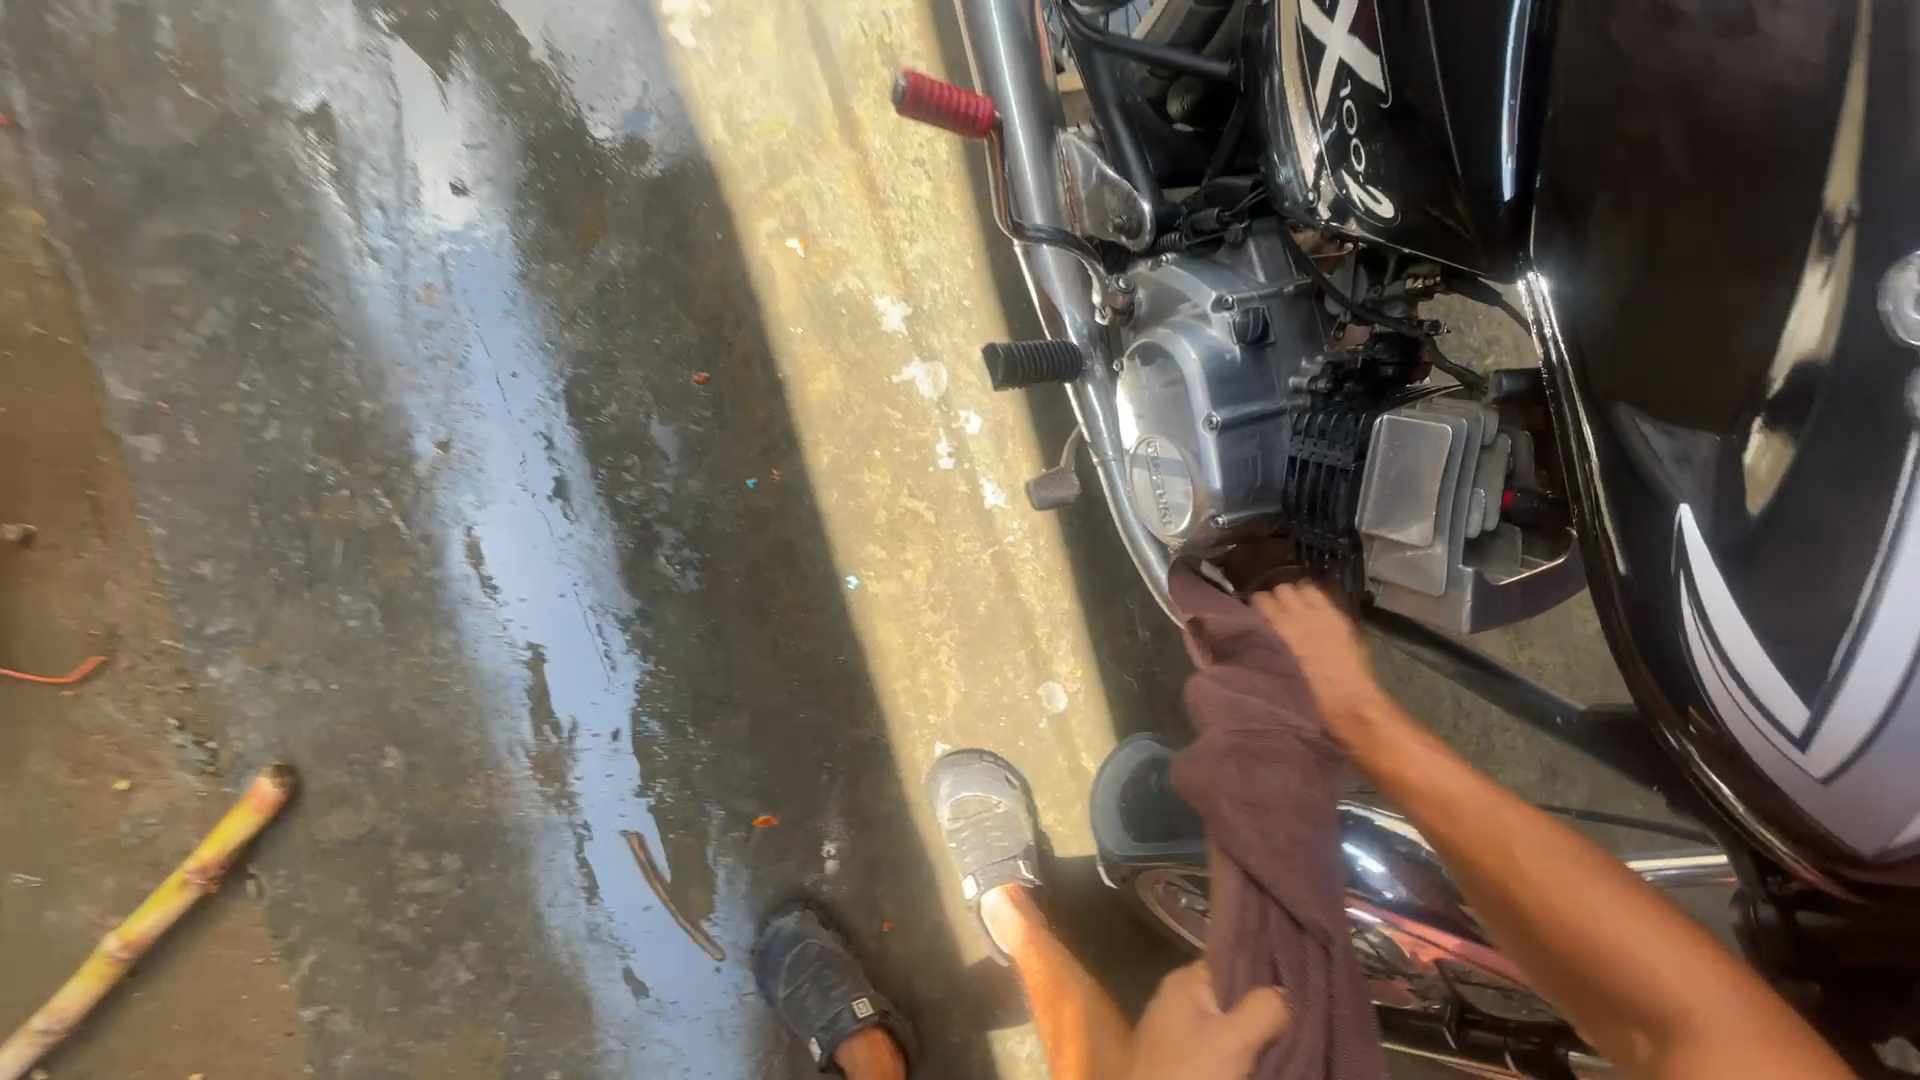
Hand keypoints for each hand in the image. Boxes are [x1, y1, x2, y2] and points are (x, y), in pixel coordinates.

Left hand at [1127, 962, 1288, 1079]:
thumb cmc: (1189, 1074)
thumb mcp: (1232, 1041)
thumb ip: (1262, 1009)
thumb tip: (1285, 990)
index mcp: (1185, 981)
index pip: (1232, 960)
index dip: (1266, 969)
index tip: (1299, 978)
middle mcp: (1178, 998)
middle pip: (1231, 993)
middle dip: (1264, 1004)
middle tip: (1303, 1012)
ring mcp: (1177, 1030)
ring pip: (1226, 1022)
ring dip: (1254, 1032)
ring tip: (1293, 1036)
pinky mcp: (1180, 1059)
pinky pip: (1217, 1046)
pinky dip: (1239, 1051)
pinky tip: (1265, 1059)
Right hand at [1251, 582, 1390, 744]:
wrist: (1348, 706)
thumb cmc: (1305, 698)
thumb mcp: (1273, 671)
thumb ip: (1263, 647)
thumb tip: (1252, 635)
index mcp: (1276, 630)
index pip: (1259, 599)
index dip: (1256, 605)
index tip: (1254, 614)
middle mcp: (1296, 616)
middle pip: (1279, 589)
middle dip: (1275, 598)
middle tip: (1273, 611)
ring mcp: (1320, 615)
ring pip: (1300, 587)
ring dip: (1295, 595)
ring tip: (1294, 608)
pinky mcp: (1339, 618)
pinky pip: (1321, 595)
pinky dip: (1313, 597)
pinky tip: (1312, 609)